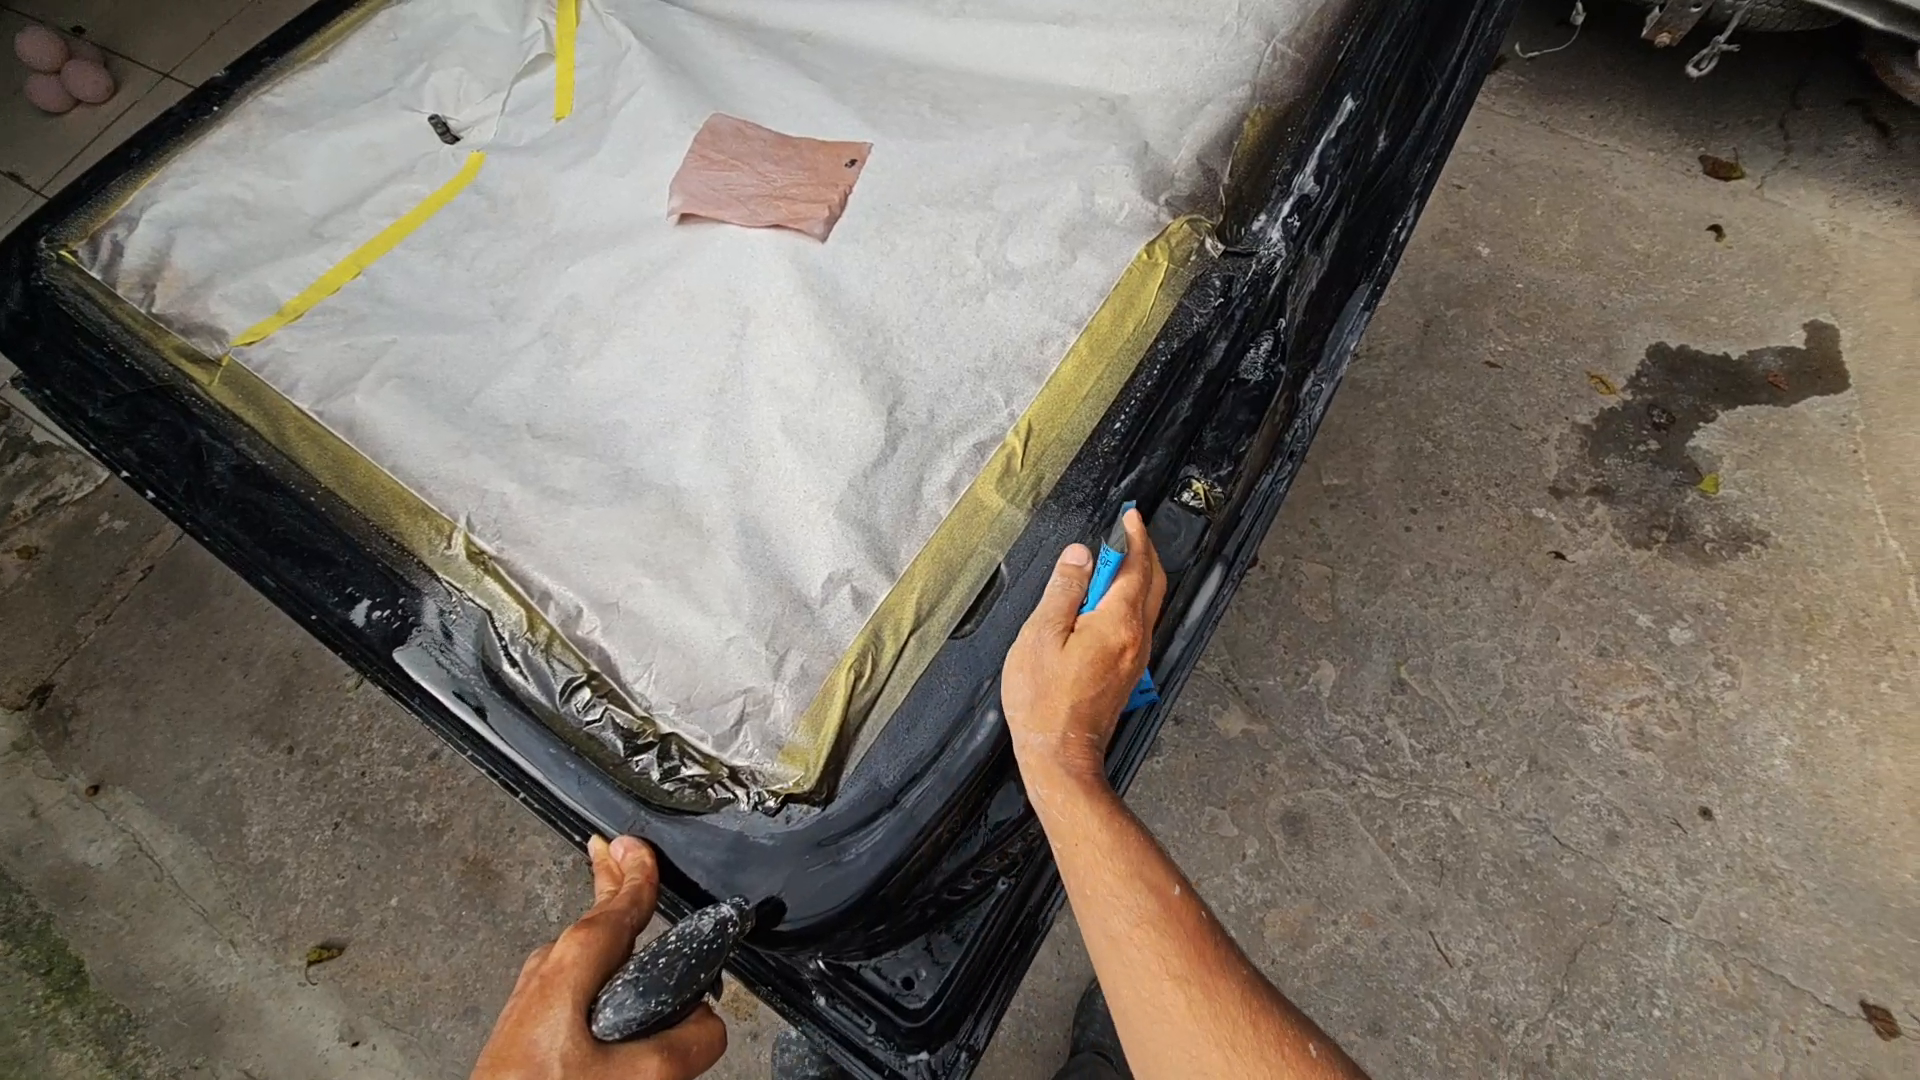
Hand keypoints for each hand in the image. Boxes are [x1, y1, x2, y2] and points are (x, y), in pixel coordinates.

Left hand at [471, 835, 726, 1079]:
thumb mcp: (637, 1077)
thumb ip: (688, 1042)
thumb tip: (710, 1023)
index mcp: (574, 964)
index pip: (620, 903)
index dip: (638, 870)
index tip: (637, 843)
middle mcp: (548, 973)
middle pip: (596, 916)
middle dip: (614, 885)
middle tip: (622, 852)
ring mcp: (530, 1003)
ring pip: (580, 951)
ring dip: (607, 927)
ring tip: (623, 911)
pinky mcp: (524, 1032)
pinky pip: (570, 979)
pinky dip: (595, 961)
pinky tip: (607, 979)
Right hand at [1001, 508, 1167, 787]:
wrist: (1060, 753)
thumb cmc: (1044, 700)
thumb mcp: (1041, 636)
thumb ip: (1064, 590)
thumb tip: (1080, 555)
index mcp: (1117, 623)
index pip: (1136, 567)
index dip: (1134, 537)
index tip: (1130, 517)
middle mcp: (1136, 638)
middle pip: (1152, 583)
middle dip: (1143, 552)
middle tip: (1125, 532)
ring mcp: (1135, 657)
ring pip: (1147, 604)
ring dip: (1136, 576)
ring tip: (1109, 561)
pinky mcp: (1128, 671)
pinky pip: (1136, 623)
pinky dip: (1127, 600)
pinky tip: (1102, 602)